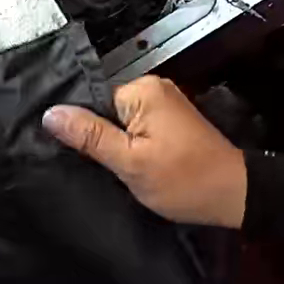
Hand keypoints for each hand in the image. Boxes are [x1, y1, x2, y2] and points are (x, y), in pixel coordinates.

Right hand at [43, 76, 246, 227]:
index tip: (67, 151)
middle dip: (94, 135)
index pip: (92, 99)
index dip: (78, 126)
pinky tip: (121, 164)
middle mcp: (153, 88)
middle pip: (104, 108)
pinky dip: (126, 145)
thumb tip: (50, 113)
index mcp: (143, 90)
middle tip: (84, 164)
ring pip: (118, 120)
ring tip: (102, 166)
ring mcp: (163, 104)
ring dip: (110, 143)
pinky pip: (134, 127)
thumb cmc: (185, 180)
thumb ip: (90, 136)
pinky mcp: (168, 121)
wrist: (232, 195)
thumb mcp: (130, 163)